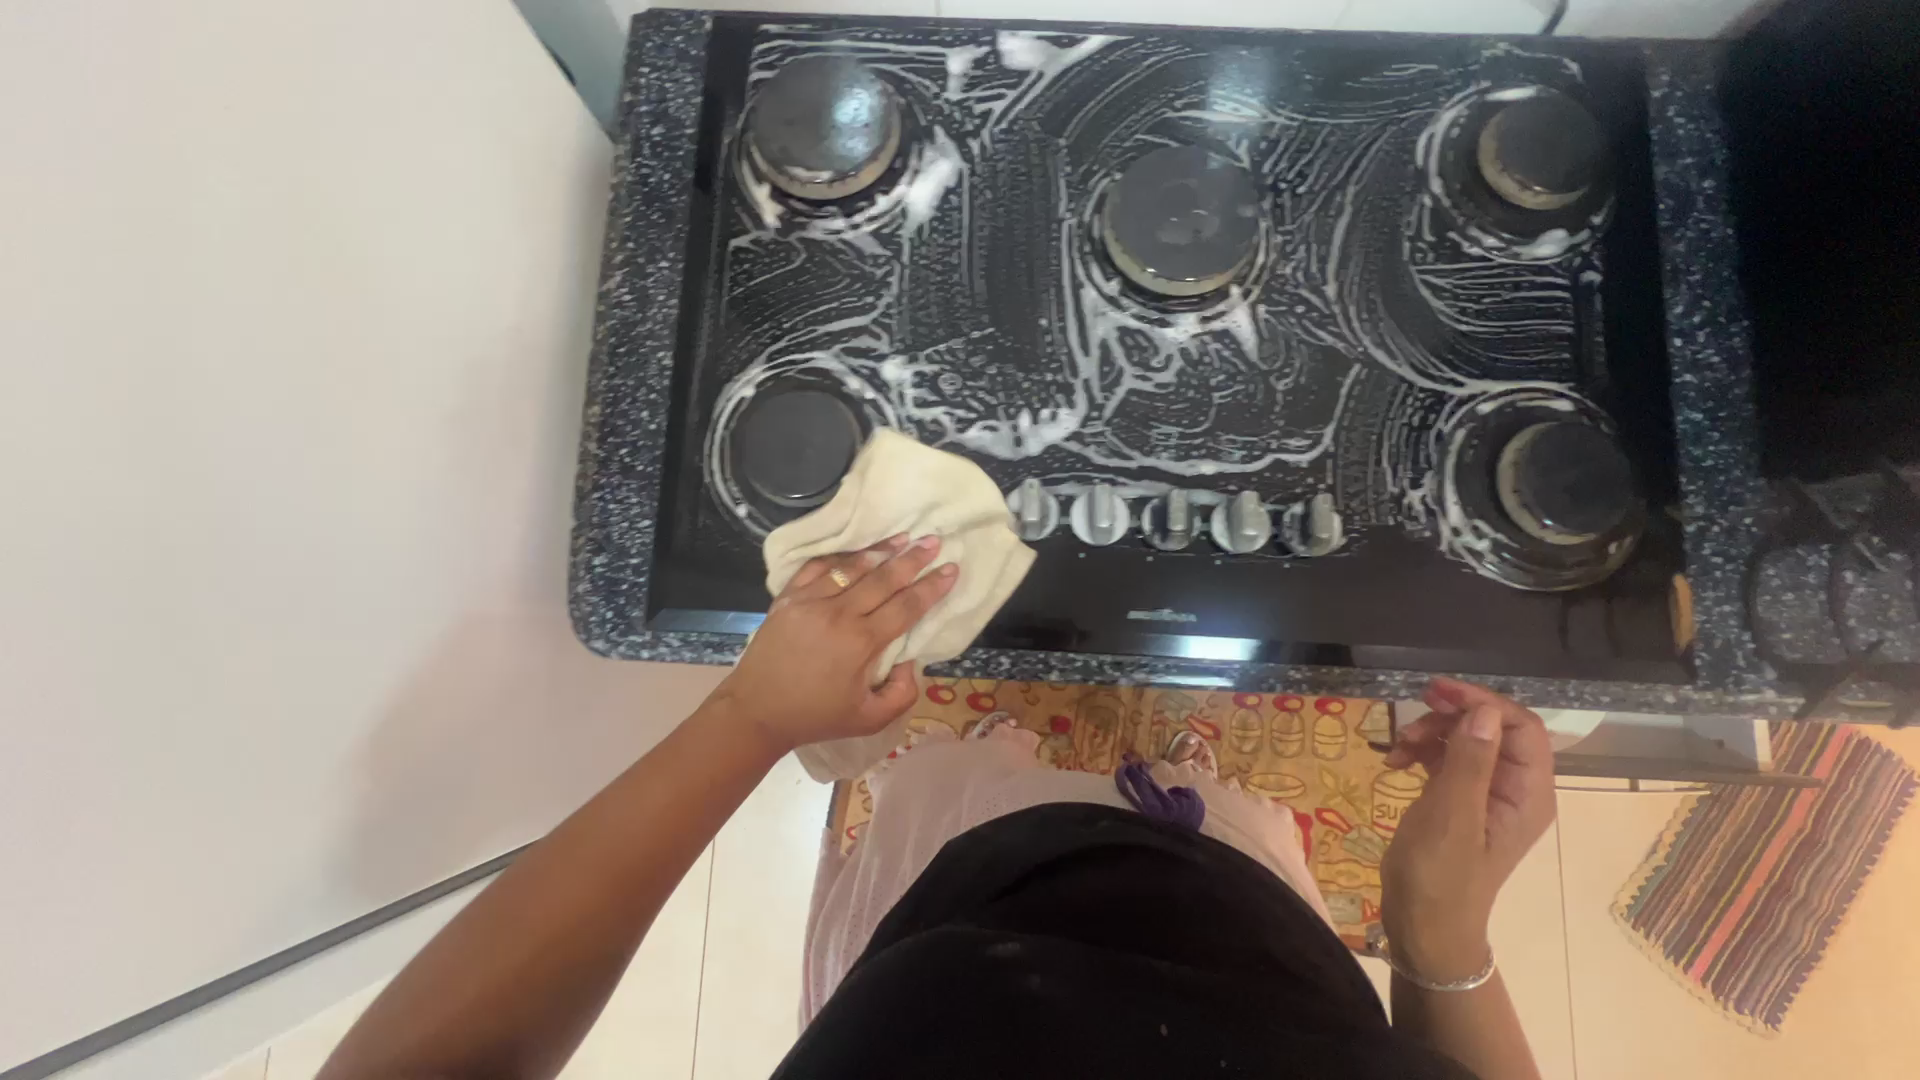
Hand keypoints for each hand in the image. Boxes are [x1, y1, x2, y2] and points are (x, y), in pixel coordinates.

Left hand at [710, 533, 957, 754]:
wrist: (756, 711)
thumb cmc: (816, 717)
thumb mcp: (869, 720)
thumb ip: (903, 694)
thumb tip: (911, 661)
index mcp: (861, 643)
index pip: (906, 607)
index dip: (932, 587)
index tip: (951, 569)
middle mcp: (838, 614)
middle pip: (884, 578)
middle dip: (913, 558)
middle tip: (933, 540)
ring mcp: (809, 601)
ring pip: (852, 567)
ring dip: (880, 550)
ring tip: (902, 537)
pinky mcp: (788, 597)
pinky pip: (817, 567)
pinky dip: (840, 556)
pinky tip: (856, 550)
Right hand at [1378, 677, 1556, 981]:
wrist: (1423, 925)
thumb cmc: (1441, 875)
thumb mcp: (1452, 816)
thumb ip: (1470, 762)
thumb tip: (1484, 710)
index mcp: (1527, 794)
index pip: (1521, 728)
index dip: (1482, 702)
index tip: (1435, 692)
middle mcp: (1513, 789)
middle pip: (1493, 728)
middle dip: (1451, 716)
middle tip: (1410, 715)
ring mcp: (1484, 794)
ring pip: (1465, 739)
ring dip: (1430, 733)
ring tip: (1396, 747)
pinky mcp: (1457, 799)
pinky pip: (1446, 758)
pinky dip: (1420, 751)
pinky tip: (1394, 761)